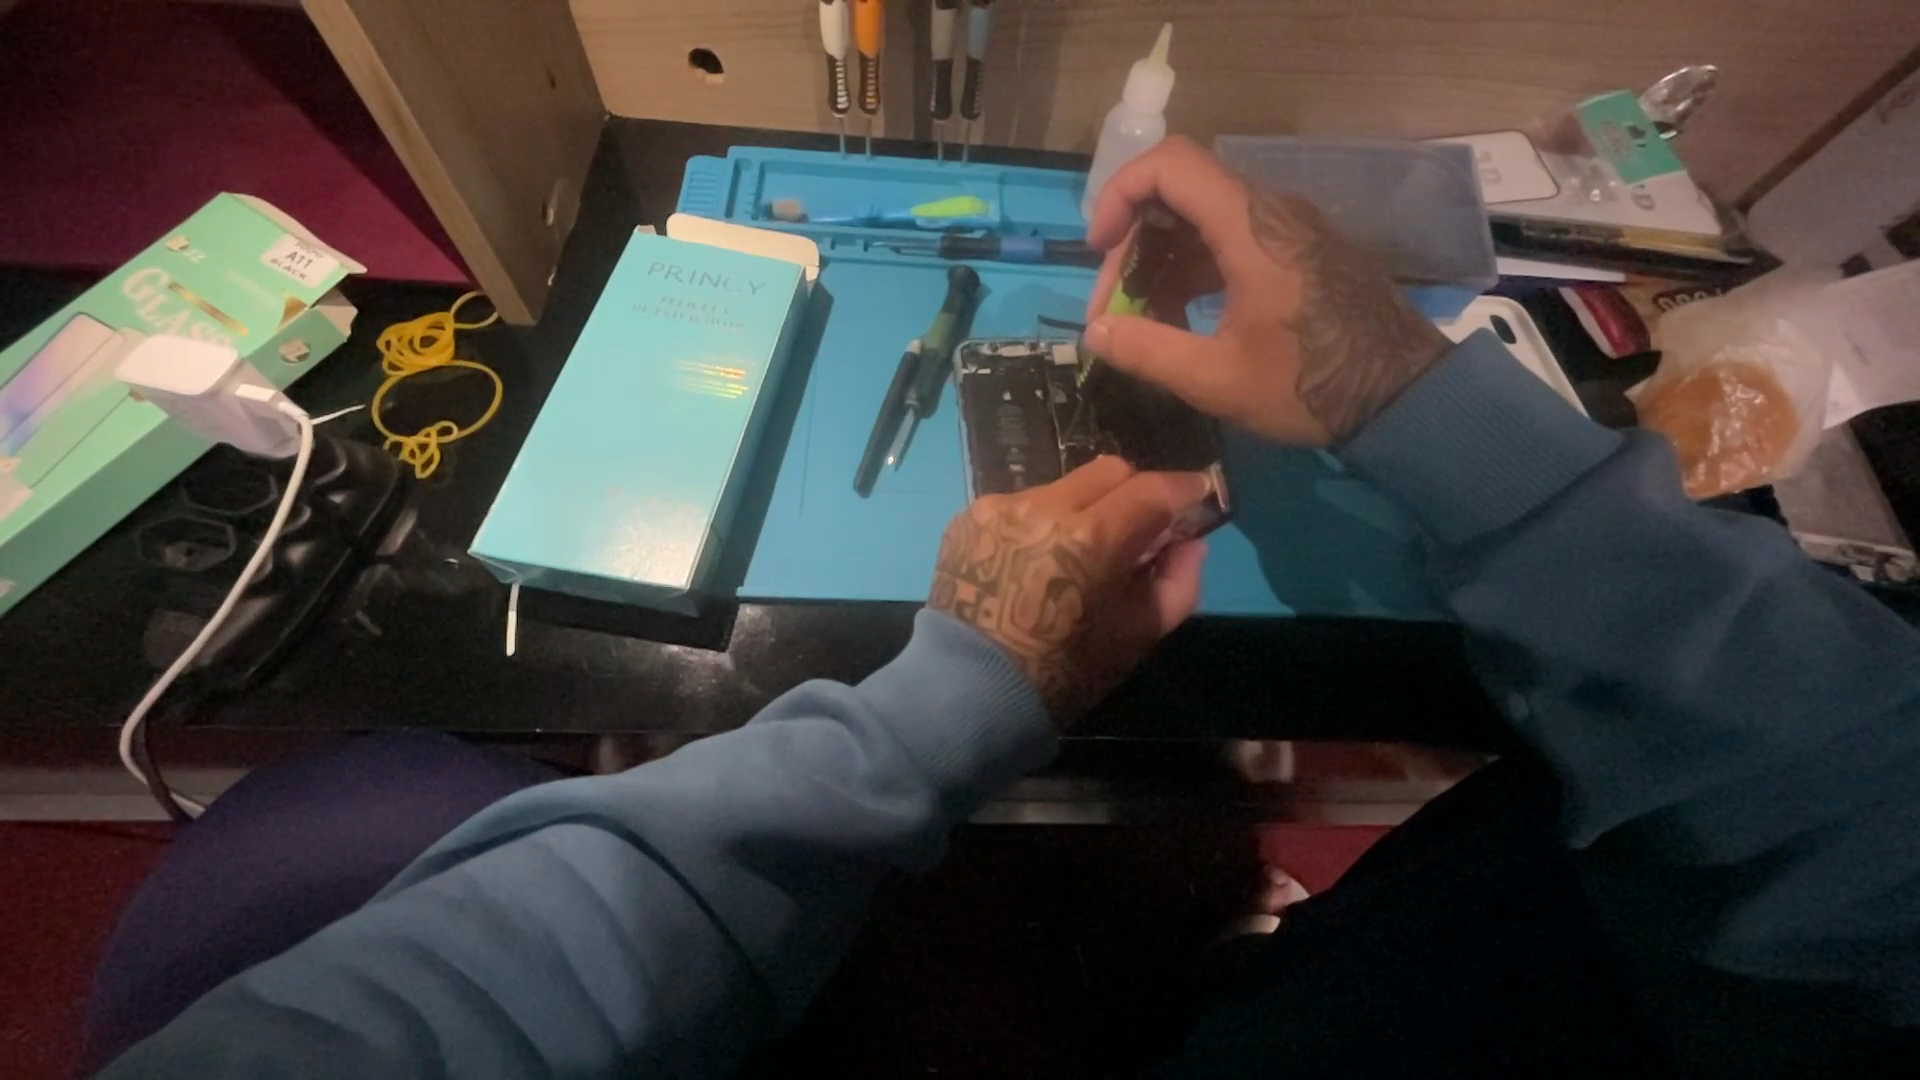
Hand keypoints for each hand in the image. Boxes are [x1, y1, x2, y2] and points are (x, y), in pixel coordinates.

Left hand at [928, 457, 1209, 726]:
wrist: (971, 688)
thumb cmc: (1063, 672)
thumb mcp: (1137, 634)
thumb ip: (1178, 581)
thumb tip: (1190, 542)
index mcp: (1090, 538)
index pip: (1152, 489)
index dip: (1183, 489)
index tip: (1196, 496)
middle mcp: (1042, 507)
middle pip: (1109, 472)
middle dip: (1133, 493)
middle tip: (1137, 530)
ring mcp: (1000, 508)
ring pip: (1063, 486)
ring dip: (1082, 510)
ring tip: (1074, 556)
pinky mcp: (969, 517)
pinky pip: (1021, 504)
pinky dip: (1039, 524)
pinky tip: (1031, 562)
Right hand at [1082, 137, 1449, 445]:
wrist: (1401, 397)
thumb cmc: (1310, 385)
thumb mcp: (1216, 379)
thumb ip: (1148, 352)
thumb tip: (1094, 333)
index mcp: (1248, 227)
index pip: (1170, 165)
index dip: (1119, 194)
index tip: (1096, 249)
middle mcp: (1268, 212)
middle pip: (1178, 196)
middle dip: (1131, 248)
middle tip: (1111, 311)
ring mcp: (1286, 232)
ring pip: (1200, 223)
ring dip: (1158, 267)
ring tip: (1140, 325)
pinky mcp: (1297, 255)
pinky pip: (1228, 245)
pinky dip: (1191, 274)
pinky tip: (1179, 322)